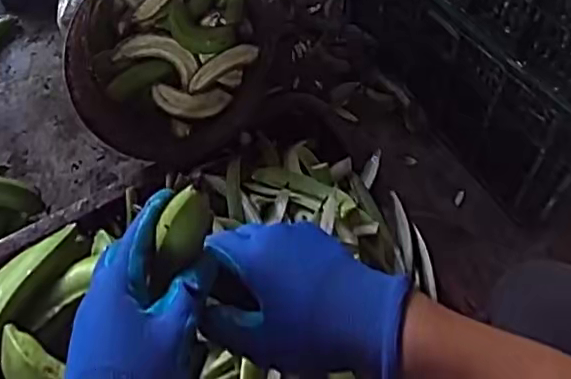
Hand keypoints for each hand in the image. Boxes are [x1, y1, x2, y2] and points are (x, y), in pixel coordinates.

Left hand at [68, 188, 209, 378]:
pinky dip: (142, 291)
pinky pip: (121, 298)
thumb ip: (191, 290)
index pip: (139, 228)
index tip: (176, 192)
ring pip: (124, 275)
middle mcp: (100, 287)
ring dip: (149, 267)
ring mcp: (94, 312)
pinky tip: (160, 308)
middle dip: (156, 238)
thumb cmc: (135, 375)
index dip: (159, 207)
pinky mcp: (94, 336)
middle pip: (129, 249)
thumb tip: (205, 259)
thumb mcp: (174, 331)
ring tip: (177, 272)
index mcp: (116, 277)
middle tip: (183, 235)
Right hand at [200, 222, 409, 378]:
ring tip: (261, 293)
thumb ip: (222, 325)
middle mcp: (268, 230)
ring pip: (260, 238)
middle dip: (227, 263)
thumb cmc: (309, 333)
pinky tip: (289, 284)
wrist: (369, 316)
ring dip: (253, 258)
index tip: (204, 291)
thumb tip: (201, 312)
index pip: (211, 246)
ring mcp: (294, 228)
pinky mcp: (314, 233)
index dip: (202, 267)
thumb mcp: (259, 341)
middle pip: (236, 238)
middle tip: (230, 296)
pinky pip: (283, 239)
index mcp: (250, 252)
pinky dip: (276, 255)